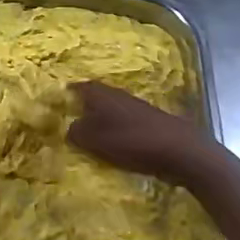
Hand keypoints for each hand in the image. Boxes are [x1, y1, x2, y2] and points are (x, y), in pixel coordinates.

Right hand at [67, 82, 220, 185]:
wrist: (182, 152)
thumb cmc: (130, 141)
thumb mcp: (92, 140)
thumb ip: (74, 133)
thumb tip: (70, 129)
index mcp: (97, 92)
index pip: (75, 88)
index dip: (64, 96)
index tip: (56, 108)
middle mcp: (114, 93)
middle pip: (93, 98)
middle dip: (84, 110)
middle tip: (72, 125)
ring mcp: (135, 105)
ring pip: (111, 110)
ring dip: (103, 121)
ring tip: (95, 138)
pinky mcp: (151, 120)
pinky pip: (126, 123)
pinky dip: (120, 131)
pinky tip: (119, 145)